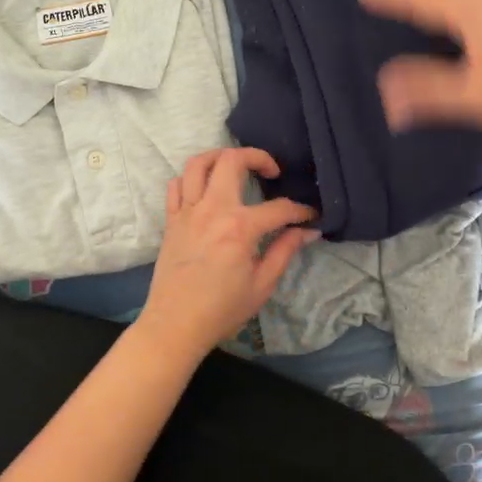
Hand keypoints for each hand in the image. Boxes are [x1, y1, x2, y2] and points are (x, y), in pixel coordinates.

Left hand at [139, 148, 317, 357]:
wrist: (175, 325)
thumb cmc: (222, 309)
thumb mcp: (262, 285)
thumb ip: (285, 251)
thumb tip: (307, 232)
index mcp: (240, 228)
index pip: (279, 208)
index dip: (300, 211)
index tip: (310, 217)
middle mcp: (212, 210)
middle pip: (232, 161)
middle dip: (257, 157)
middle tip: (271, 171)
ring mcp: (187, 211)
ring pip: (198, 163)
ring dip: (220, 156)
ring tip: (236, 166)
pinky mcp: (171, 220)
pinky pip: (176, 184)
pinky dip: (191, 178)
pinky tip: (205, 188)